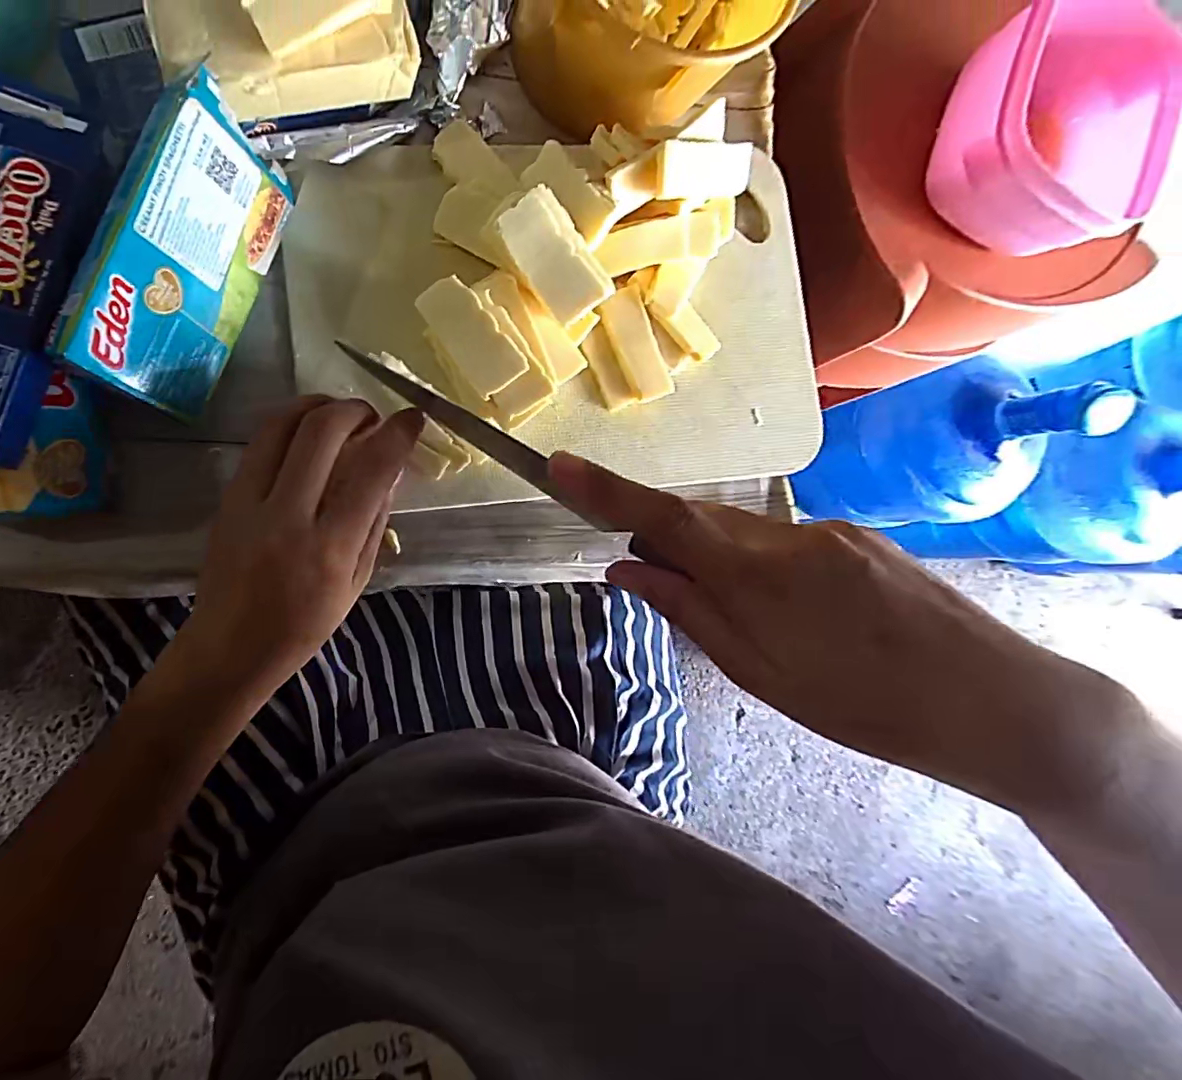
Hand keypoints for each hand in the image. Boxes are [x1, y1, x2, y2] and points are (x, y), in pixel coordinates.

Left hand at [171, 396, 422, 705]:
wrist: (229, 647)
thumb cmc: (300, 628)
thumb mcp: (354, 585)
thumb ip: (373, 523)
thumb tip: (390, 470)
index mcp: (327, 550)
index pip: (370, 471)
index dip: (397, 434)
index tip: (412, 418)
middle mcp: (285, 518)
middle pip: (320, 432)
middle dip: (354, 409)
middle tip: (370, 417)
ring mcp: (247, 505)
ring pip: (279, 426)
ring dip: (315, 406)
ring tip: (336, 414)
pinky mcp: (225, 501)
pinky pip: (258, 447)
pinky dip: (287, 428)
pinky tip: (303, 437)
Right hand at [547, 452, 1150, 818]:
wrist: (1009, 709)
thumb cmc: (863, 706)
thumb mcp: (754, 671)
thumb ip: (685, 610)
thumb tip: (624, 569)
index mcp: (758, 575)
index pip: (662, 520)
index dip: (605, 491)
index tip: (559, 465)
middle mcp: (791, 537)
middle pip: (696, 521)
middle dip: (661, 542)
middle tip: (652, 582)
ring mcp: (828, 532)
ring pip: (736, 531)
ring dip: (710, 558)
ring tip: (736, 615)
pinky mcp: (855, 538)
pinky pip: (774, 538)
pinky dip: (750, 561)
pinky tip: (782, 608)